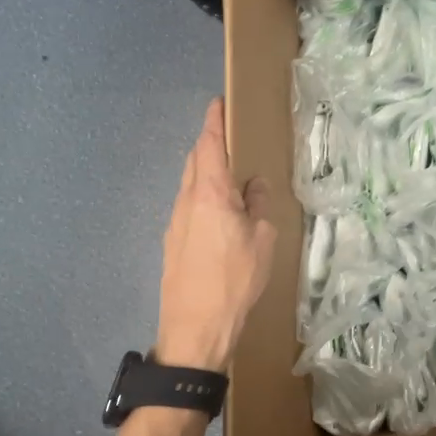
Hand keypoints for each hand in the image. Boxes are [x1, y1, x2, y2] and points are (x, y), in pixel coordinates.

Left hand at [154, 98, 277, 372]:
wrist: (194, 333)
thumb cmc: (235, 279)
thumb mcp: (263, 238)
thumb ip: (258, 204)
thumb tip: (254, 185)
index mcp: (209, 194)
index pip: (209, 146)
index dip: (214, 122)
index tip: (219, 102)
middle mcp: (186, 203)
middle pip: (194, 162)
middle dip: (210, 145)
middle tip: (232, 136)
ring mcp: (175, 226)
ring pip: (189, 186)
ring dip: (206, 172)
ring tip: (231, 174)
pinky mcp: (173, 246)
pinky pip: (189, 207)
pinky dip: (203, 195)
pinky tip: (221, 211)